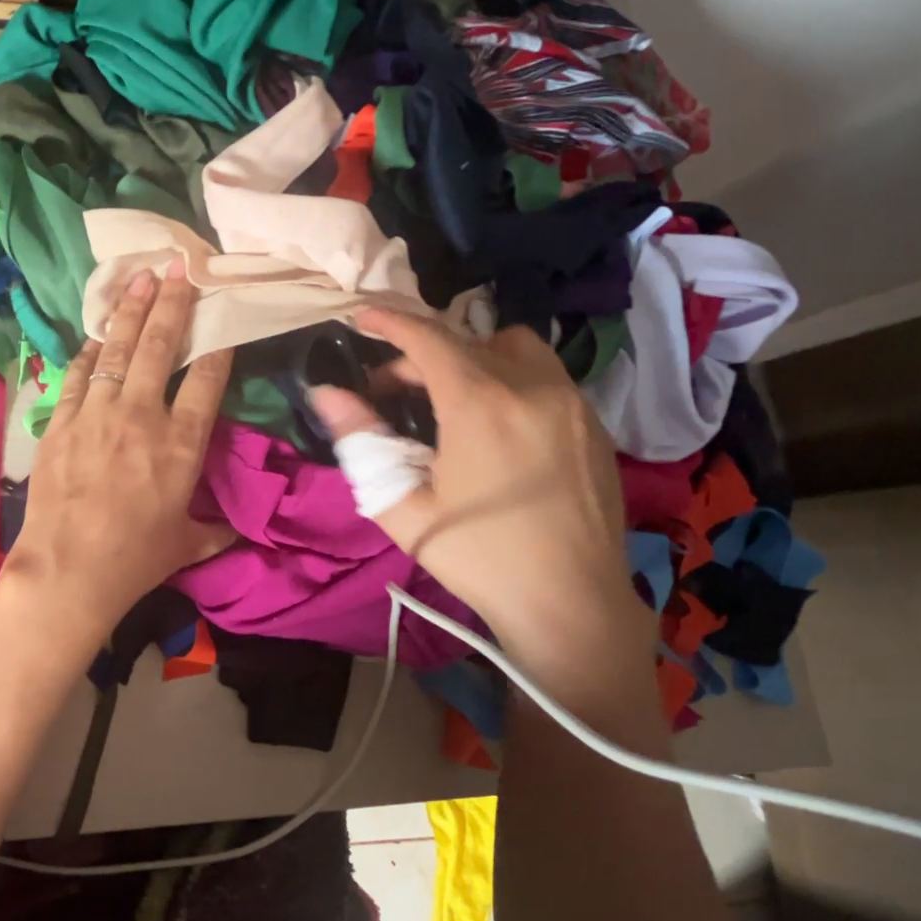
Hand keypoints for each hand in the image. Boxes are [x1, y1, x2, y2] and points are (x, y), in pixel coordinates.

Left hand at [4, 260, 235, 640]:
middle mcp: (141, 416)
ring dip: (130, 312)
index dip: (218, 345)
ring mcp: (97, 414)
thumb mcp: (186, 544)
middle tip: (178, 267)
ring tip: (140, 279)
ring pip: (117, 351)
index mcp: (181, 444)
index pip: (207, 380)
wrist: (68, 568)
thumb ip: (214, 531)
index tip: (221, 317)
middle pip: (161, 348)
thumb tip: (240, 534)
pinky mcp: (61, 422)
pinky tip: (96, 336)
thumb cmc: (135, 559)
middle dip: (172, 303)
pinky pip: (77, 376)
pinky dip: (87, 353)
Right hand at [309, 309, 646, 666]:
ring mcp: (571, 404)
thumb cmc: (474, 556)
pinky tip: (491, 424)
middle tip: (392, 389)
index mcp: (480, 405)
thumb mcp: (401, 505)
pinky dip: (508, 378)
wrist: (570, 603)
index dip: (391, 322)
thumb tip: (327, 394)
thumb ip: (361, 441)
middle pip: (471, 339)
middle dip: (424, 352)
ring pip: (516, 349)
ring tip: (447, 399)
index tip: (362, 317)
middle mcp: (532, 389)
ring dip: (473, 358)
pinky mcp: (593, 425)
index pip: (429, 339)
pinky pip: (545, 376)